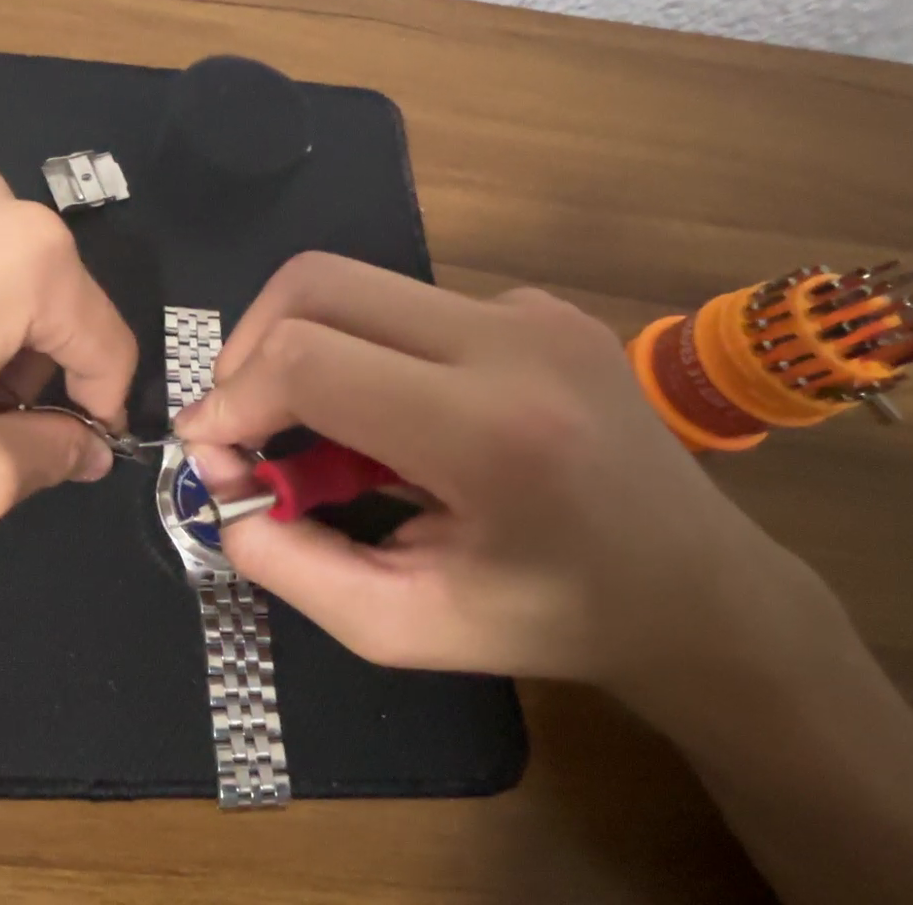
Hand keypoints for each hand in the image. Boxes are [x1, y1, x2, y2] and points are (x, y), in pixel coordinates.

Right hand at [173, 252, 842, 690]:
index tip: (210, 451)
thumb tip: (218, 491)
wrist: (702, 590)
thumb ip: (290, 565)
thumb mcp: (401, 627)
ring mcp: (528, 310)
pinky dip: (355, 352)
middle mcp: (511, 341)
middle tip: (240, 423)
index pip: (309, 360)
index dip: (232, 399)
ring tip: (308, 430)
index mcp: (490, 432)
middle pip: (315, 284)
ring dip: (296, 347)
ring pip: (351, 284)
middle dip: (246, 350)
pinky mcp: (531, 305)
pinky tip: (385, 420)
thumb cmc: (551, 621)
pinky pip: (400, 306)